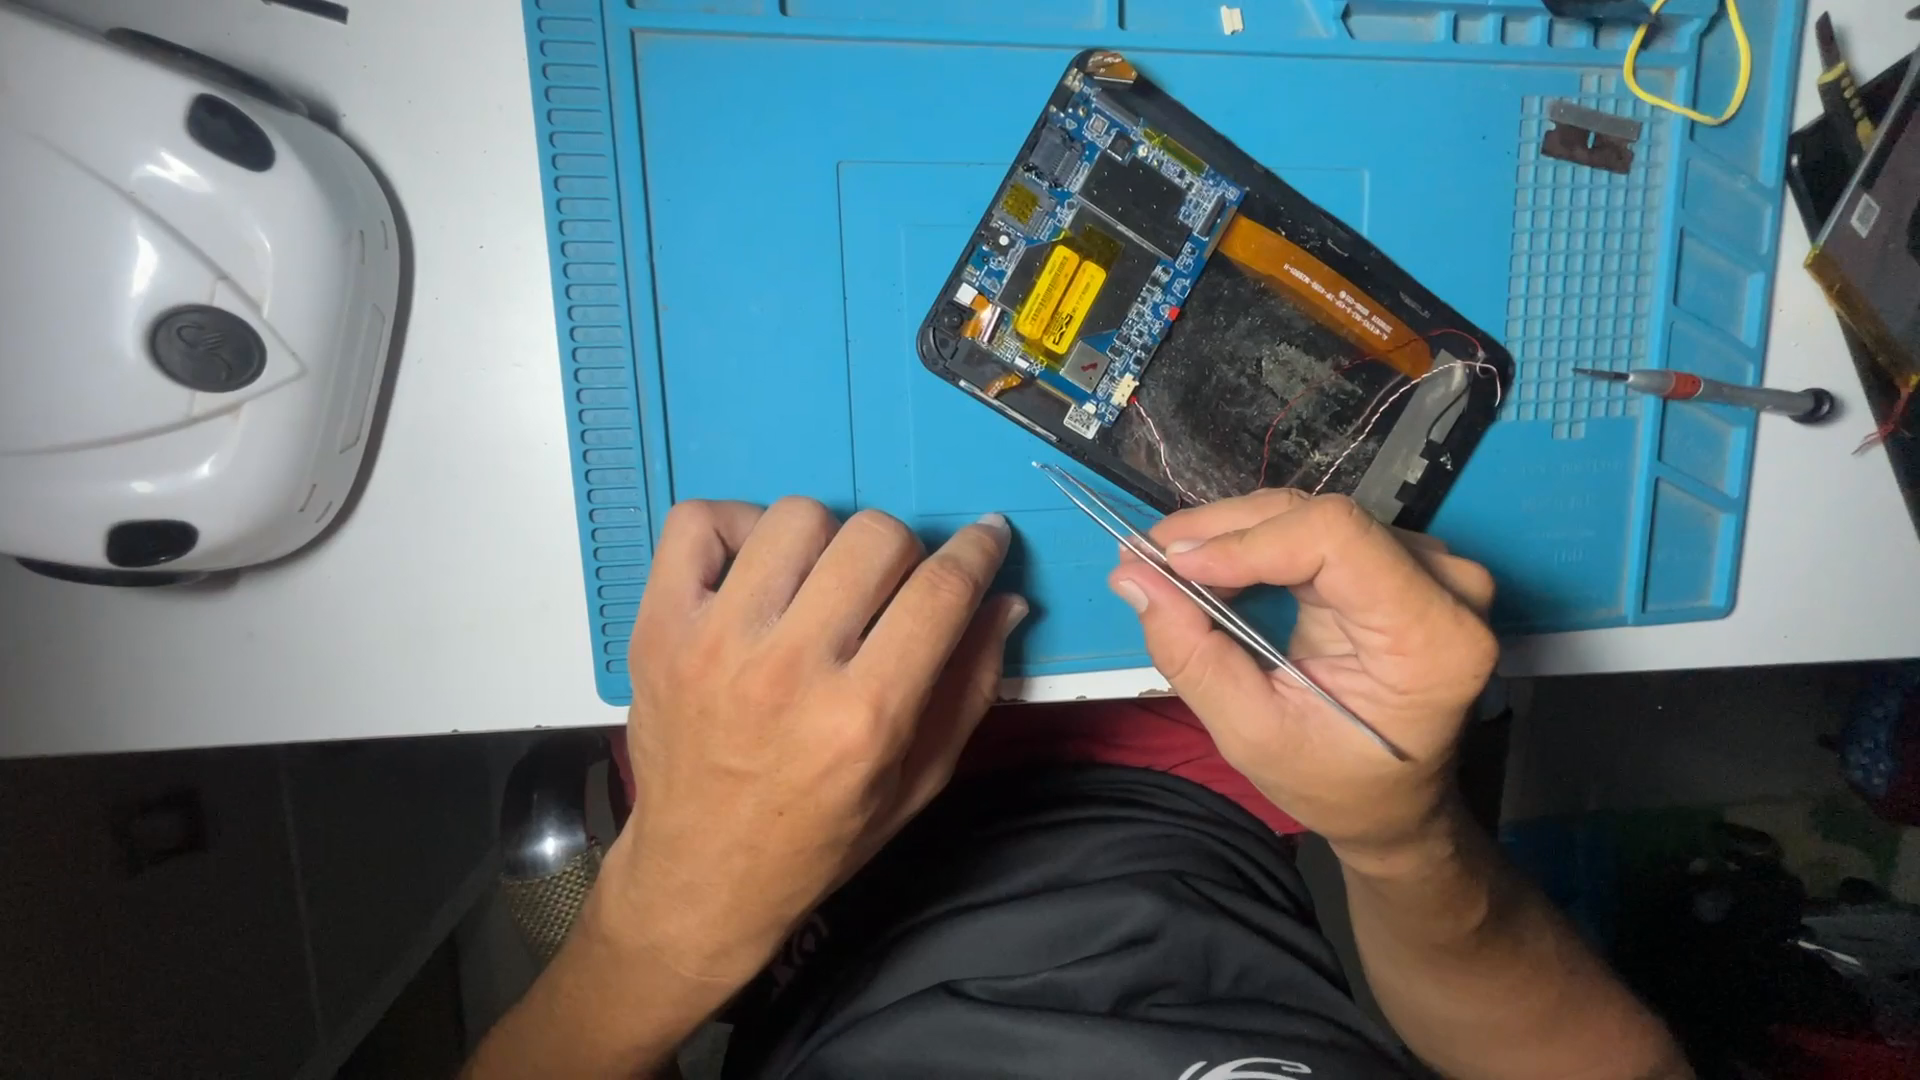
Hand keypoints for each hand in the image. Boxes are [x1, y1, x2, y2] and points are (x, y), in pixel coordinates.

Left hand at [597, 498, 1025, 992]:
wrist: (701, 878)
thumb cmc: (822, 838)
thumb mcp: (921, 780)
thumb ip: (973, 685)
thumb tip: (1006, 600)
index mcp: (865, 716)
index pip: (942, 589)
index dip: (980, 549)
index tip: (988, 537)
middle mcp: (790, 668)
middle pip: (876, 537)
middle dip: (906, 552)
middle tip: (892, 589)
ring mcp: (714, 641)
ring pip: (798, 516)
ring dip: (830, 540)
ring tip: (822, 584)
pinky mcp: (659, 627)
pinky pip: (700, 521)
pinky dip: (739, 525)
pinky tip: (757, 569)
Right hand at [1108, 490, 1496, 861]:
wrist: (1390, 796)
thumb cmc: (1331, 780)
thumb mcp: (1249, 733)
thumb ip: (1190, 653)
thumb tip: (1130, 576)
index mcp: (1430, 639)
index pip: (1336, 539)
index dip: (1246, 542)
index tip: (1173, 567)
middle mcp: (1444, 586)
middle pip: (1315, 518)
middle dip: (1220, 534)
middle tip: (1147, 560)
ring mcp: (1424, 566)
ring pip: (1305, 515)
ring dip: (1227, 535)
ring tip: (1171, 568)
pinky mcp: (1395, 560)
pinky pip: (1308, 528)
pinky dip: (1249, 542)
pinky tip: (1210, 568)